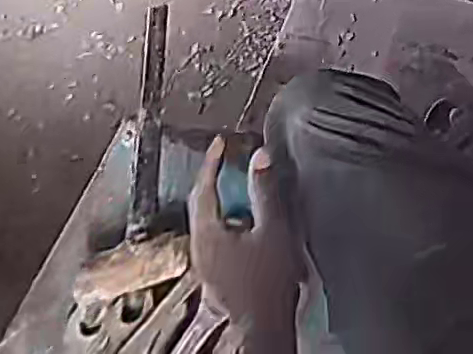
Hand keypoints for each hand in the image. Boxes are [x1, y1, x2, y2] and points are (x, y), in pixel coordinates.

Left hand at [189, 136, 299, 349]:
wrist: (266, 329)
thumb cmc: (268, 284)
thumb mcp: (273, 229)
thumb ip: (265, 190)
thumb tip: (260, 156)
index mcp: (208, 235)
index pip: (204, 188)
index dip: (212, 161)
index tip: (220, 143)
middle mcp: (200, 249)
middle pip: (200, 202)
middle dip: (212, 176)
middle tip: (225, 157)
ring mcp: (204, 263)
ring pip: (205, 218)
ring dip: (219, 196)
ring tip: (235, 181)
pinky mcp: (213, 273)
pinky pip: (212, 232)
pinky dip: (223, 215)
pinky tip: (241, 216)